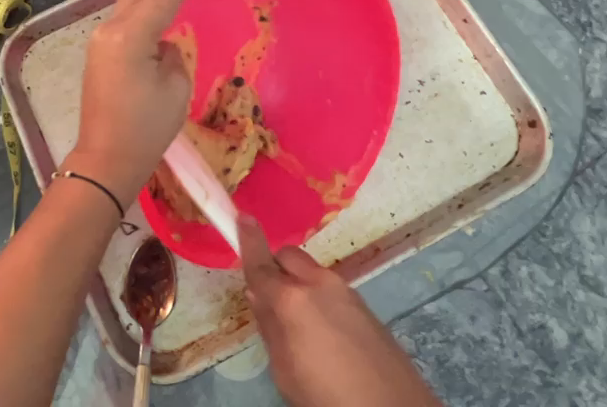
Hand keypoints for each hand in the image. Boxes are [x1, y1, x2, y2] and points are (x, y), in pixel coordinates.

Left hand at [65, 0, 203, 197]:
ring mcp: (100, 40)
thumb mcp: (175, 89)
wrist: (106, 159)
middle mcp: (110, 29)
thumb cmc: (146, 128)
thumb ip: (173, 54)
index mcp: (130, 35)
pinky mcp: (98, 53)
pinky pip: (122, 19)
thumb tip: (162, 43)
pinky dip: (138, 6)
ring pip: (131, 4)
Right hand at [238, 216, 441, 406]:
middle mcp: (319, 284)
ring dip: (298, 283)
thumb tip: (258, 295)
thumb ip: (269, 327)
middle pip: (288, 256)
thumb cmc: (327, 396)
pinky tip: (328, 334)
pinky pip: (331, 288)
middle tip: (270, 297)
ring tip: (302, 325)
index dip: (248, 239)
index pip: (261, 263)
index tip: (242, 217)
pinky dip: (320, 297)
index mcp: (292, 300)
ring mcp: (346, 291)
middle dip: (275, 267)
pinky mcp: (365, 305)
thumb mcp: (285, 372)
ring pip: (311, 271)